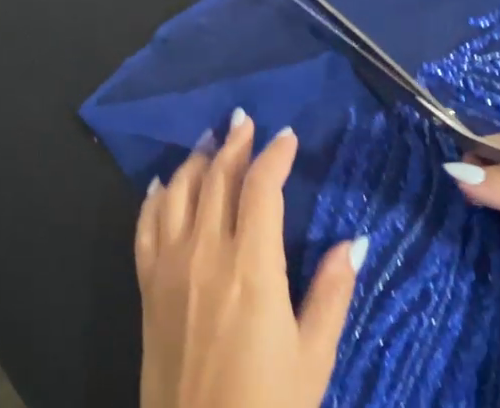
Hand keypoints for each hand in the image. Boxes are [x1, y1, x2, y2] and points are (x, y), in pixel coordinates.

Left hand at [135, 111, 366, 407]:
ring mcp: (170, 268)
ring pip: (177, 193)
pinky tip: (162, 185)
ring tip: (210, 141)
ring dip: (195, 161)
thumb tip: (355, 241)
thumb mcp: (314, 356)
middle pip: (216, 179)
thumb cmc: (267, 405)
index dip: (274, 155)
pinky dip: (154, 198)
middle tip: (244, 120)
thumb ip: (332, 292)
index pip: (262, 188)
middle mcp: (206, 253)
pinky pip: (145, 227)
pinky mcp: (146, 287)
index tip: (285, 136)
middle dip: (234, 144)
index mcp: (252, 266)